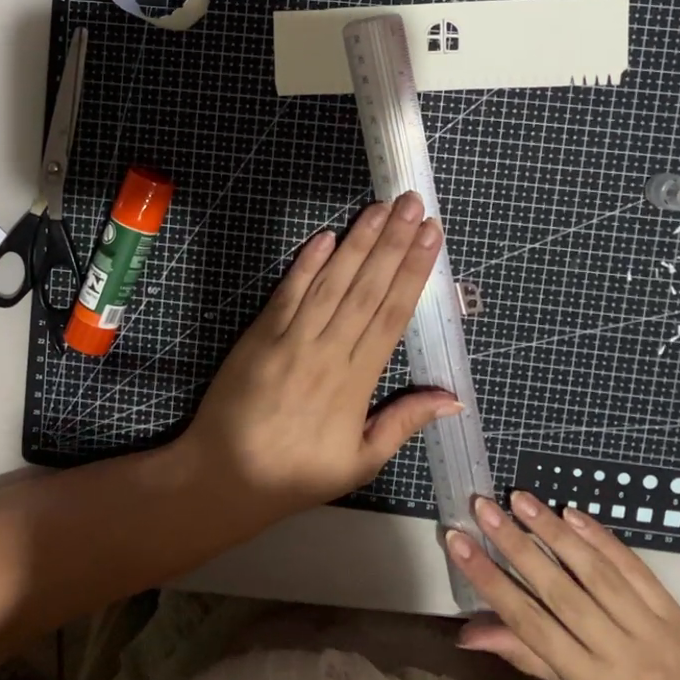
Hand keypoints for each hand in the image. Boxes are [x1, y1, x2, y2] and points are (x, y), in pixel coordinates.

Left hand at [178, 191, 460, 522]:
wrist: (226, 475)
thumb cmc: (297, 473)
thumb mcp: (360, 461)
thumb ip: (404, 423)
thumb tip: (453, 397)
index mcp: (357, 382)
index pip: (392, 314)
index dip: (414, 272)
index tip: (431, 237)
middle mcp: (328, 352)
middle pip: (367, 288)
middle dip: (393, 242)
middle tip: (413, 204)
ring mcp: (291, 339)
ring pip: (332, 282)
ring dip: (357, 242)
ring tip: (379, 208)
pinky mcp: (259, 334)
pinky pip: (287, 293)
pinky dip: (306, 263)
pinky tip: (326, 236)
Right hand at [447, 494, 679, 679]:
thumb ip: (527, 668)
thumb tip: (468, 635)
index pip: (529, 623)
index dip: (490, 581)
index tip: (457, 543)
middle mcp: (622, 653)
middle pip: (559, 590)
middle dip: (516, 546)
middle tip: (483, 507)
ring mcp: (654, 631)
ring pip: (596, 572)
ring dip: (554, 531)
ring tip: (520, 498)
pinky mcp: (677, 616)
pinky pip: (636, 570)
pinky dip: (603, 539)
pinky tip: (573, 513)